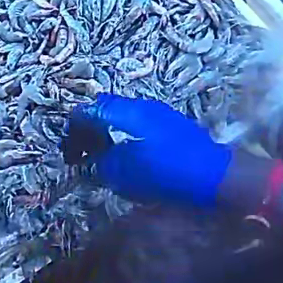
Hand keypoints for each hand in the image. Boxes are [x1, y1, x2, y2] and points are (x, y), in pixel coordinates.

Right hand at [66, 94, 232, 208]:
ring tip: (100, 152)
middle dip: (89, 125)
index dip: (74, 125)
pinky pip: (137, 123)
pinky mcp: (171, 125)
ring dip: (107, 129)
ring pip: (122, 114)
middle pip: (106, 107)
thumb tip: (94, 161)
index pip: (91, 110)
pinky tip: (124, 153)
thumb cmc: (167, 172)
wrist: (215, 176)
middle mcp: (142, 106)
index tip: (67, 142)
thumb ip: (104, 164)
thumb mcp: (126, 174)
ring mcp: (159, 114)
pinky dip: (123, 134)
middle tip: (80, 146)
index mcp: (128, 113)